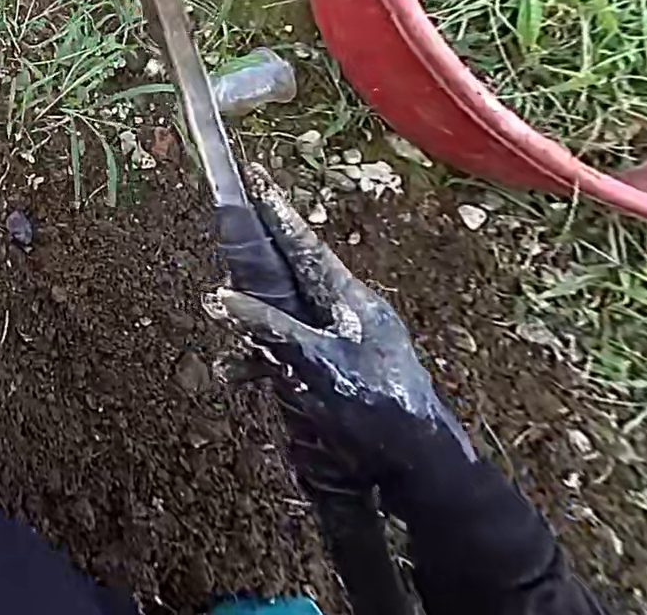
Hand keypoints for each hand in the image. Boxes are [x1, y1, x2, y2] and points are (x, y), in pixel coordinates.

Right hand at [214, 163, 473, 490]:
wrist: (423, 470)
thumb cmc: (379, 411)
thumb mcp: (320, 365)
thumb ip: (272, 329)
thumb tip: (223, 298)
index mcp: (349, 296)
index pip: (303, 242)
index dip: (276, 209)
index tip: (255, 175)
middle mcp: (345, 308)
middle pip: (289, 273)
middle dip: (254, 268)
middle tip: (228, 253)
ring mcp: (342, 335)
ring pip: (285, 312)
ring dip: (254, 324)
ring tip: (228, 333)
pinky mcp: (337, 361)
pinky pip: (290, 346)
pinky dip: (263, 356)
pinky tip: (240, 374)